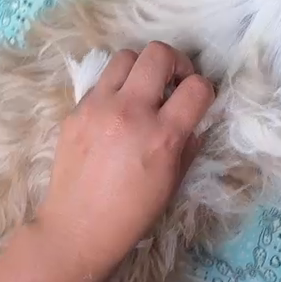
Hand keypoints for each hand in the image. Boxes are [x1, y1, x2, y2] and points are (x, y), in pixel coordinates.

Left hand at [31, 42, 214, 279]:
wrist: (77, 228)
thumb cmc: (132, 214)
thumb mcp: (173, 183)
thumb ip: (188, 145)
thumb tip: (193, 120)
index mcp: (161, 135)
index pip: (197, 87)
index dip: (205, 90)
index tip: (198, 101)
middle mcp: (130, 111)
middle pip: (158, 53)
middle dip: (175, 63)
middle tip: (173, 84)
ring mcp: (98, 107)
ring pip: (126, 56)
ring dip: (142, 68)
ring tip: (143, 91)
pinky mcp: (75, 110)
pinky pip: (101, 81)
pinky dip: (116, 88)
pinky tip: (116, 112)